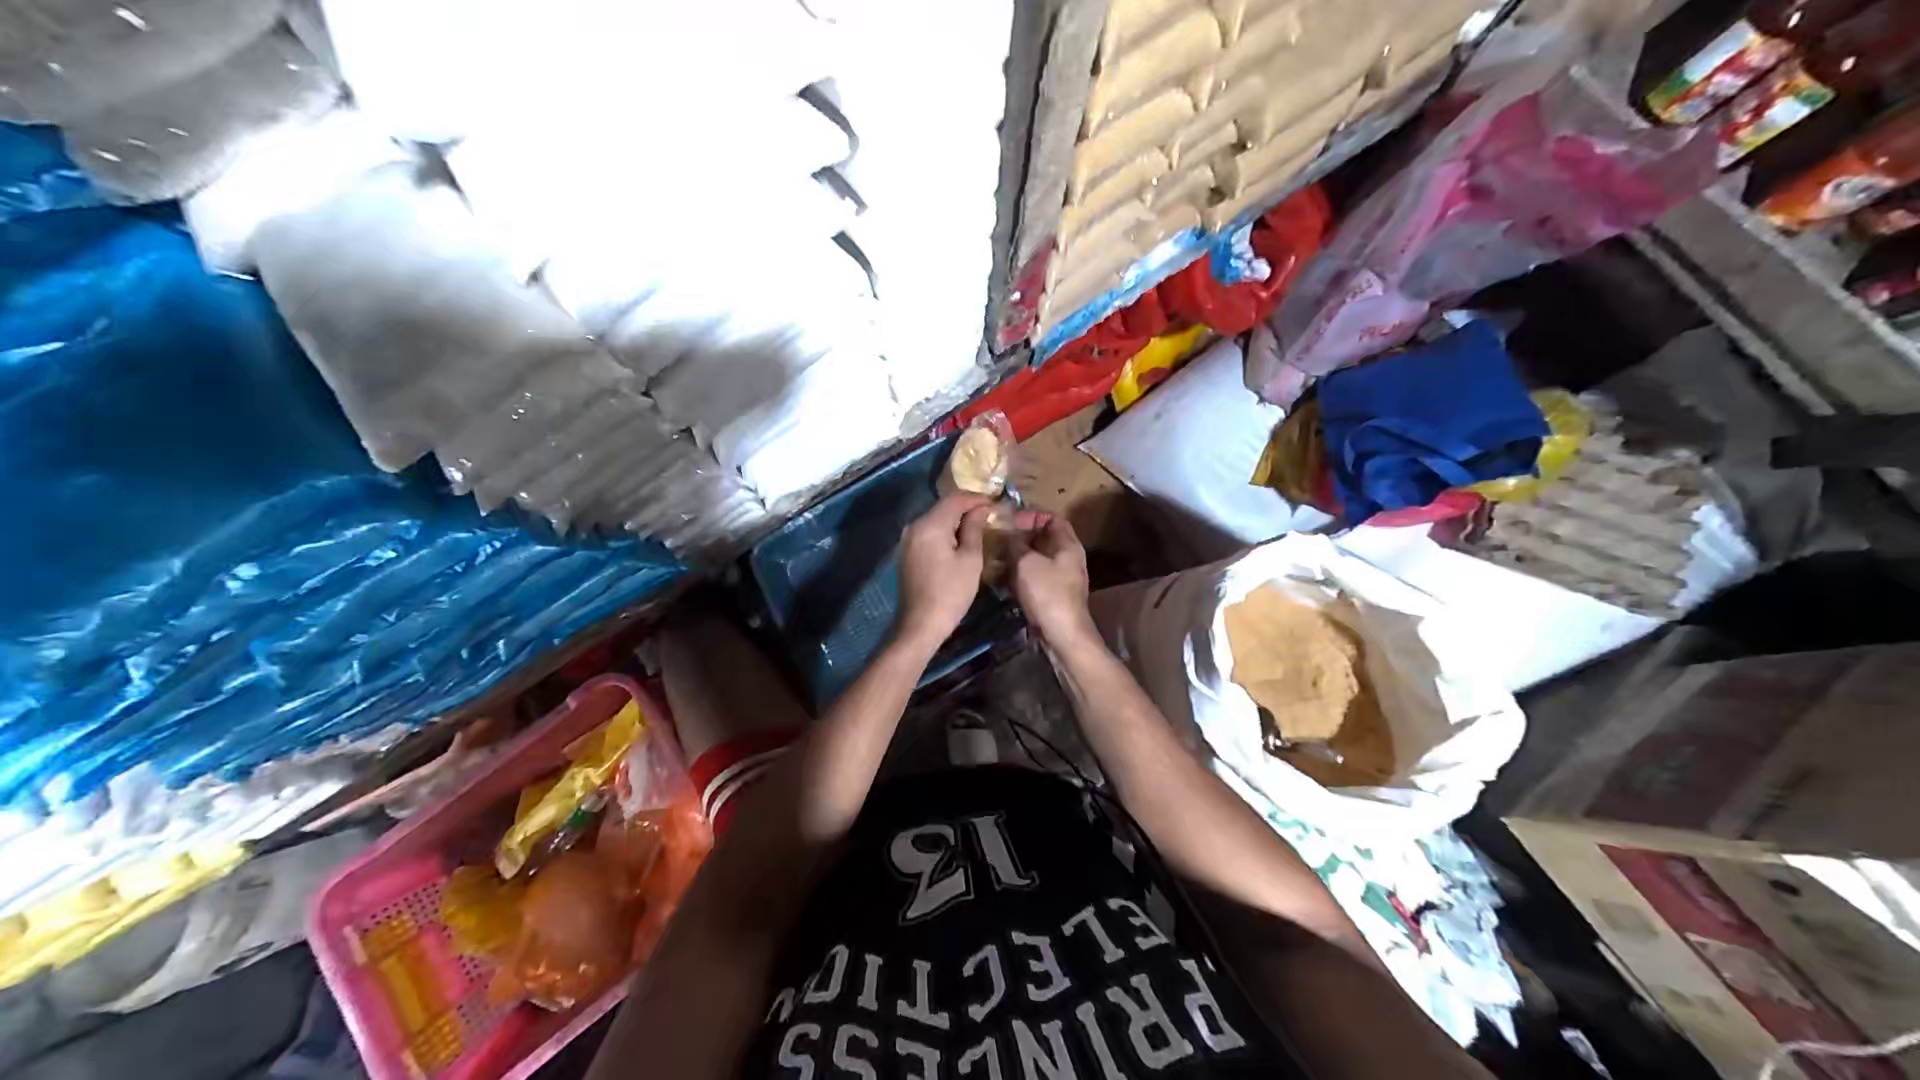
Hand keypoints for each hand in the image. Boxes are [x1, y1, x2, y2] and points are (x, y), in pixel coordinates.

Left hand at [896, 493, 992, 647]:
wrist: (921, 624)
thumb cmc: (951, 592)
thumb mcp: (970, 559)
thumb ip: (974, 528)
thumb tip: (980, 509)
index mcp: (930, 525)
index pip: (955, 499)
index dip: (977, 498)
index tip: (995, 503)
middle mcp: (914, 526)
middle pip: (943, 507)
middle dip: (966, 507)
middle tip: (989, 514)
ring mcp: (908, 539)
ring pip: (935, 519)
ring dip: (955, 519)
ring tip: (978, 526)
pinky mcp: (907, 551)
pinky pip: (928, 532)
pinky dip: (944, 531)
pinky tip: (959, 540)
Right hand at [1008, 511, 1094, 647]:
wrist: (1062, 634)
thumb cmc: (1047, 593)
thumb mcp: (1026, 562)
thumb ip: (1015, 544)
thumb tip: (1008, 536)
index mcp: (1068, 545)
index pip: (1052, 518)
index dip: (1032, 515)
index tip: (1010, 520)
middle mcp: (1067, 558)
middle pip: (1043, 538)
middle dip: (1019, 537)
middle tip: (998, 538)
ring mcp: (1060, 577)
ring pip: (1036, 559)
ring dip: (1016, 557)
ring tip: (994, 558)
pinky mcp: (1051, 594)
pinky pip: (1033, 577)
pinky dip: (1018, 574)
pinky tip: (1000, 579)